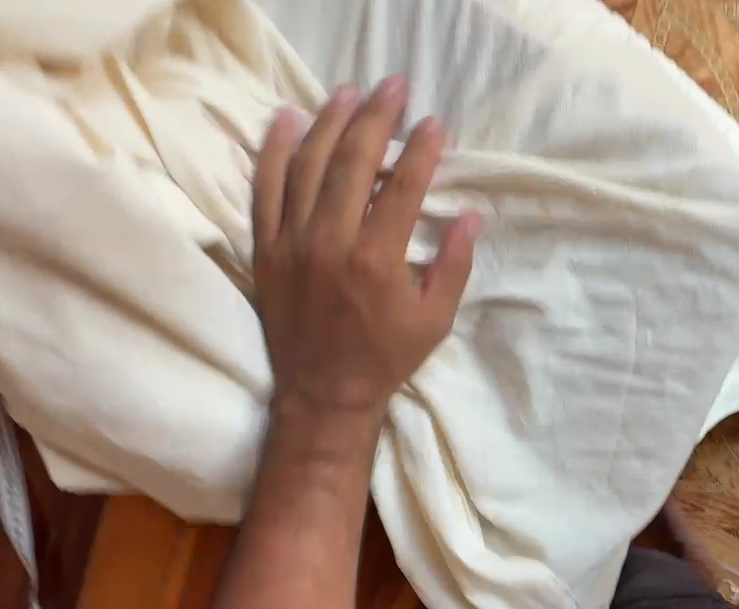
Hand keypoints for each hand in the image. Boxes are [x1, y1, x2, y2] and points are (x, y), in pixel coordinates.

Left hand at [252, 78, 480, 462]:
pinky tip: (291, 119)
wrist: (325, 391)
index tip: (435, 124)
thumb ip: (454, 266)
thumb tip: (473, 217)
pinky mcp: (266, 246)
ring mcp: (293, 240)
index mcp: (379, 260)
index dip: (422, 151)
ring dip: (331, 122)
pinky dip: (276, 149)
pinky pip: (265, 187)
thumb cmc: (387, 357)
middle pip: (355, 161)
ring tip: (350, 94)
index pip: (404, 187)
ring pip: (309, 163)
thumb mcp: (435, 321)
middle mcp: (332, 240)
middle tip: (394, 87)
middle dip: (377, 118)